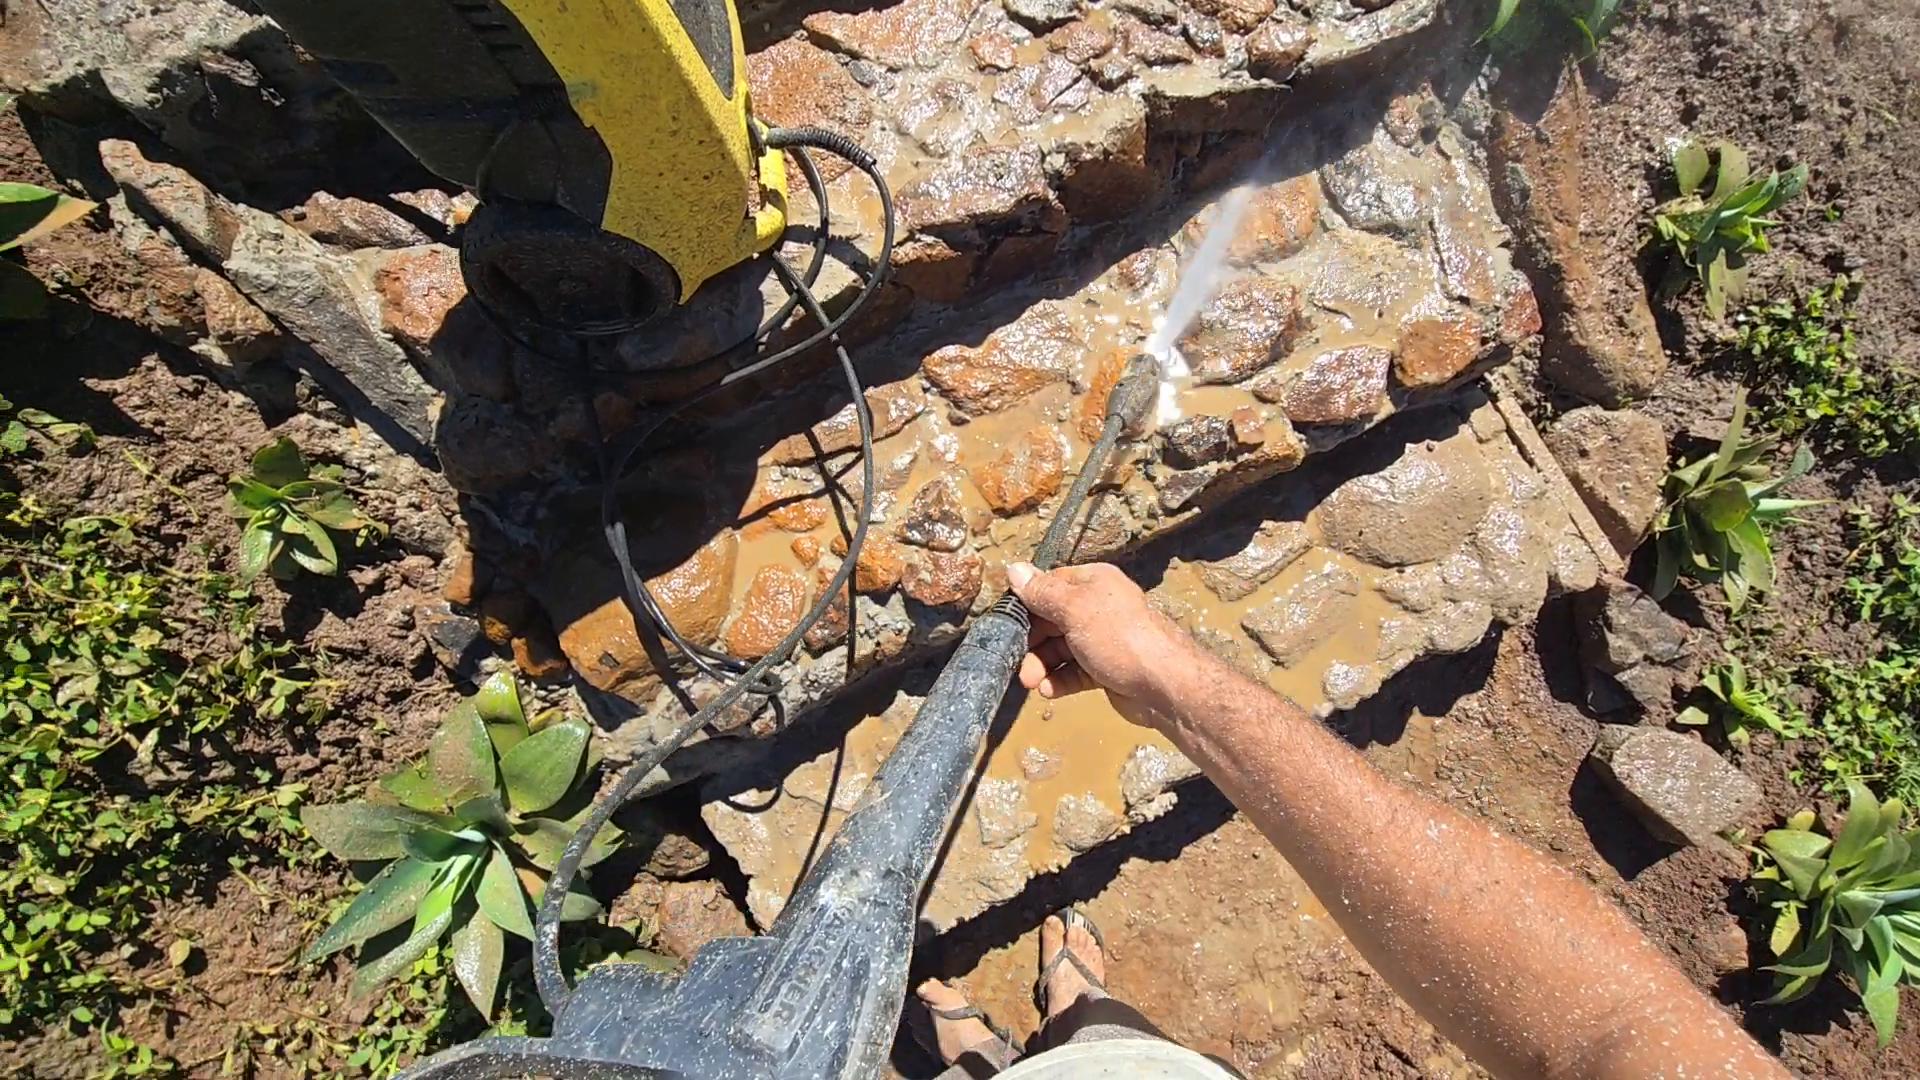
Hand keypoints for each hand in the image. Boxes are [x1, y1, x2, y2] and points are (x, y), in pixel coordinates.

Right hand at [1005, 561, 1194, 728]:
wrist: (1164, 685)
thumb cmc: (1118, 637)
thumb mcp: (1074, 609)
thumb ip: (1041, 592)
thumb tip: (1014, 568)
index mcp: (1092, 582)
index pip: (1048, 586)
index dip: (1026, 604)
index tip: (1005, 624)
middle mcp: (1097, 607)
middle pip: (1051, 621)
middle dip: (1032, 642)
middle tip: (1017, 664)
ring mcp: (1102, 640)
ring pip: (1060, 649)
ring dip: (1042, 665)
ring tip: (1032, 683)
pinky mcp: (1105, 669)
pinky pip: (1074, 672)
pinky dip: (1060, 680)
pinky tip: (1049, 691)